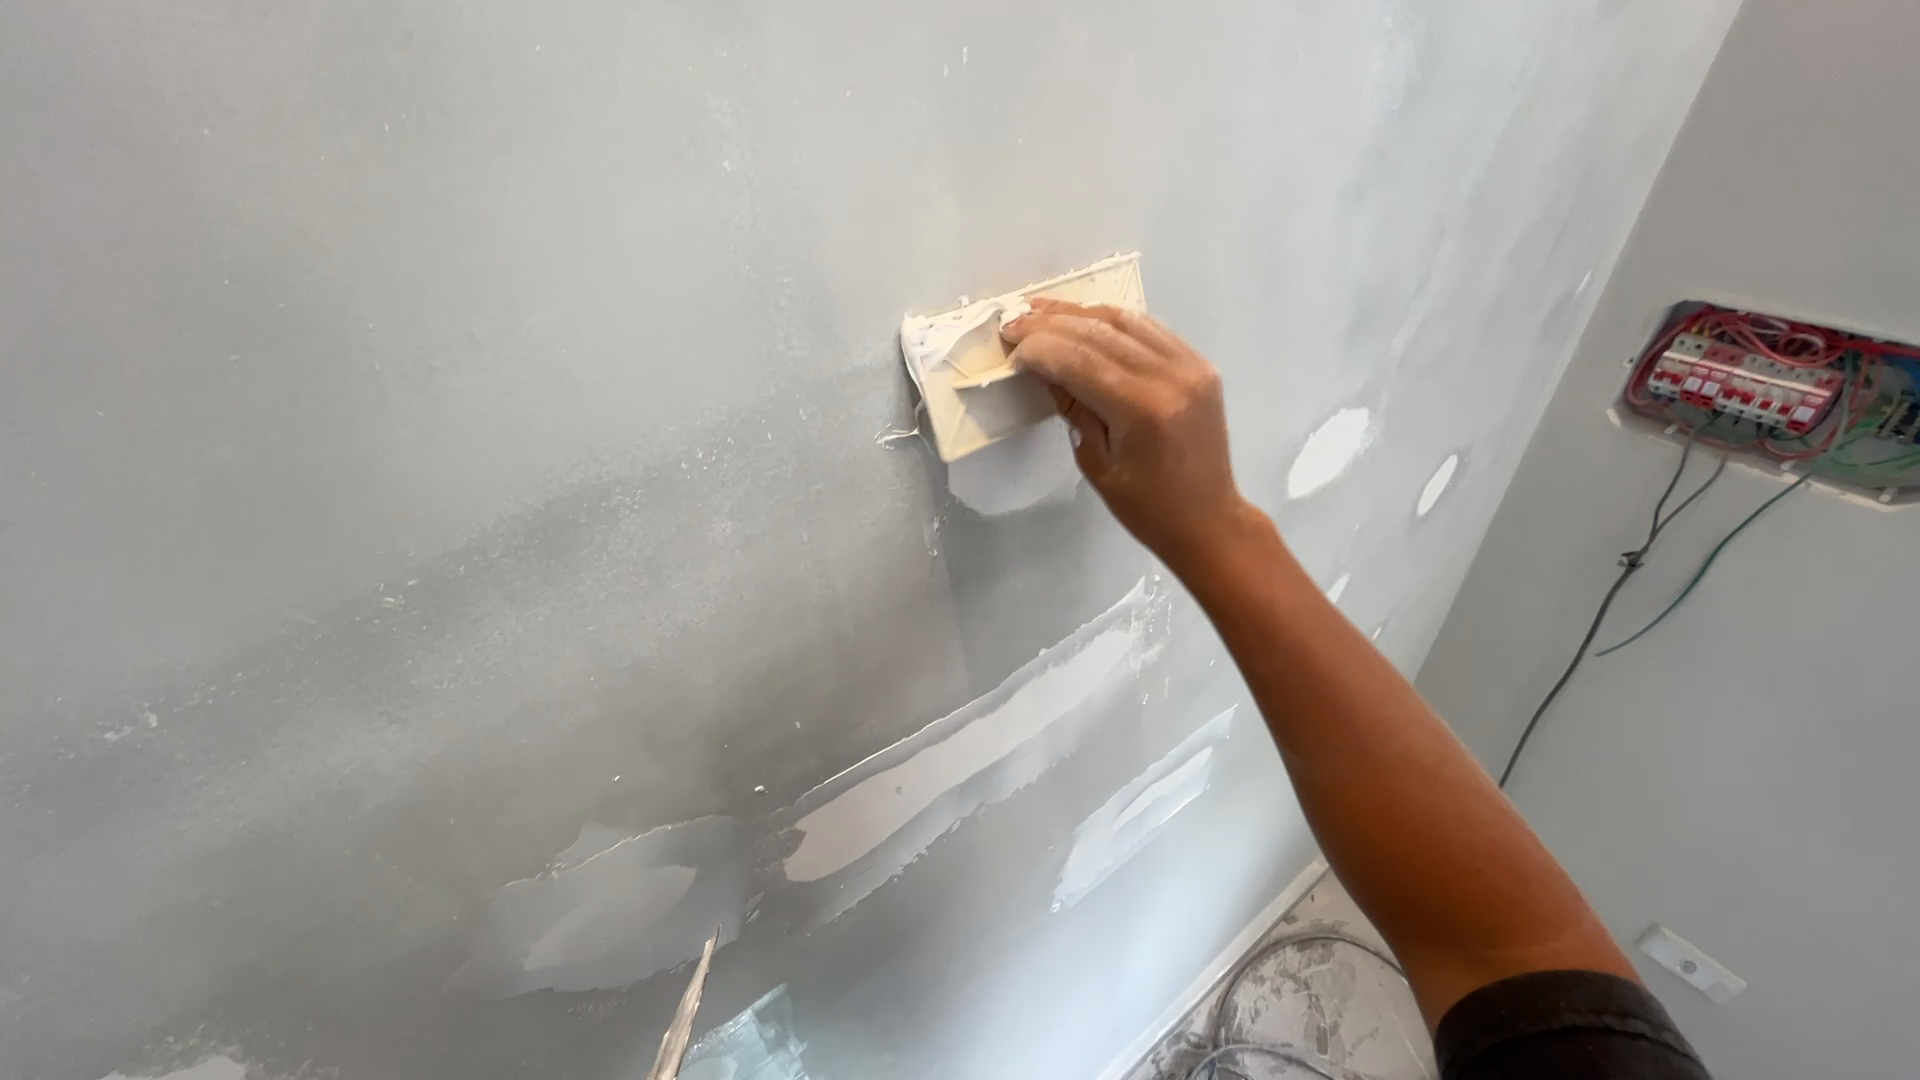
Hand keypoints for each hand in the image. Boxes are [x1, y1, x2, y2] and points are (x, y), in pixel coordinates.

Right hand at [1002, 298, 1258, 570]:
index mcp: (1143, 409)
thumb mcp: (1097, 463)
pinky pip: (1149, 329)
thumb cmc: (1147, 507)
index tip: (1009, 348)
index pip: (1079, 360)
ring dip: (1079, 312)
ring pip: (1125, 320)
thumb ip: (1072, 408)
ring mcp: (1190, 366)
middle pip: (1099, 331)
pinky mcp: (1199, 364)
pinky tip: (1084, 319)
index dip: (1039, 349)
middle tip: (1013, 322)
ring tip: (1041, 312)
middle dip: (1050, 324)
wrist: (1208, 519)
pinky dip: (1112, 320)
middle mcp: (1171, 376)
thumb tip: (1042, 368)